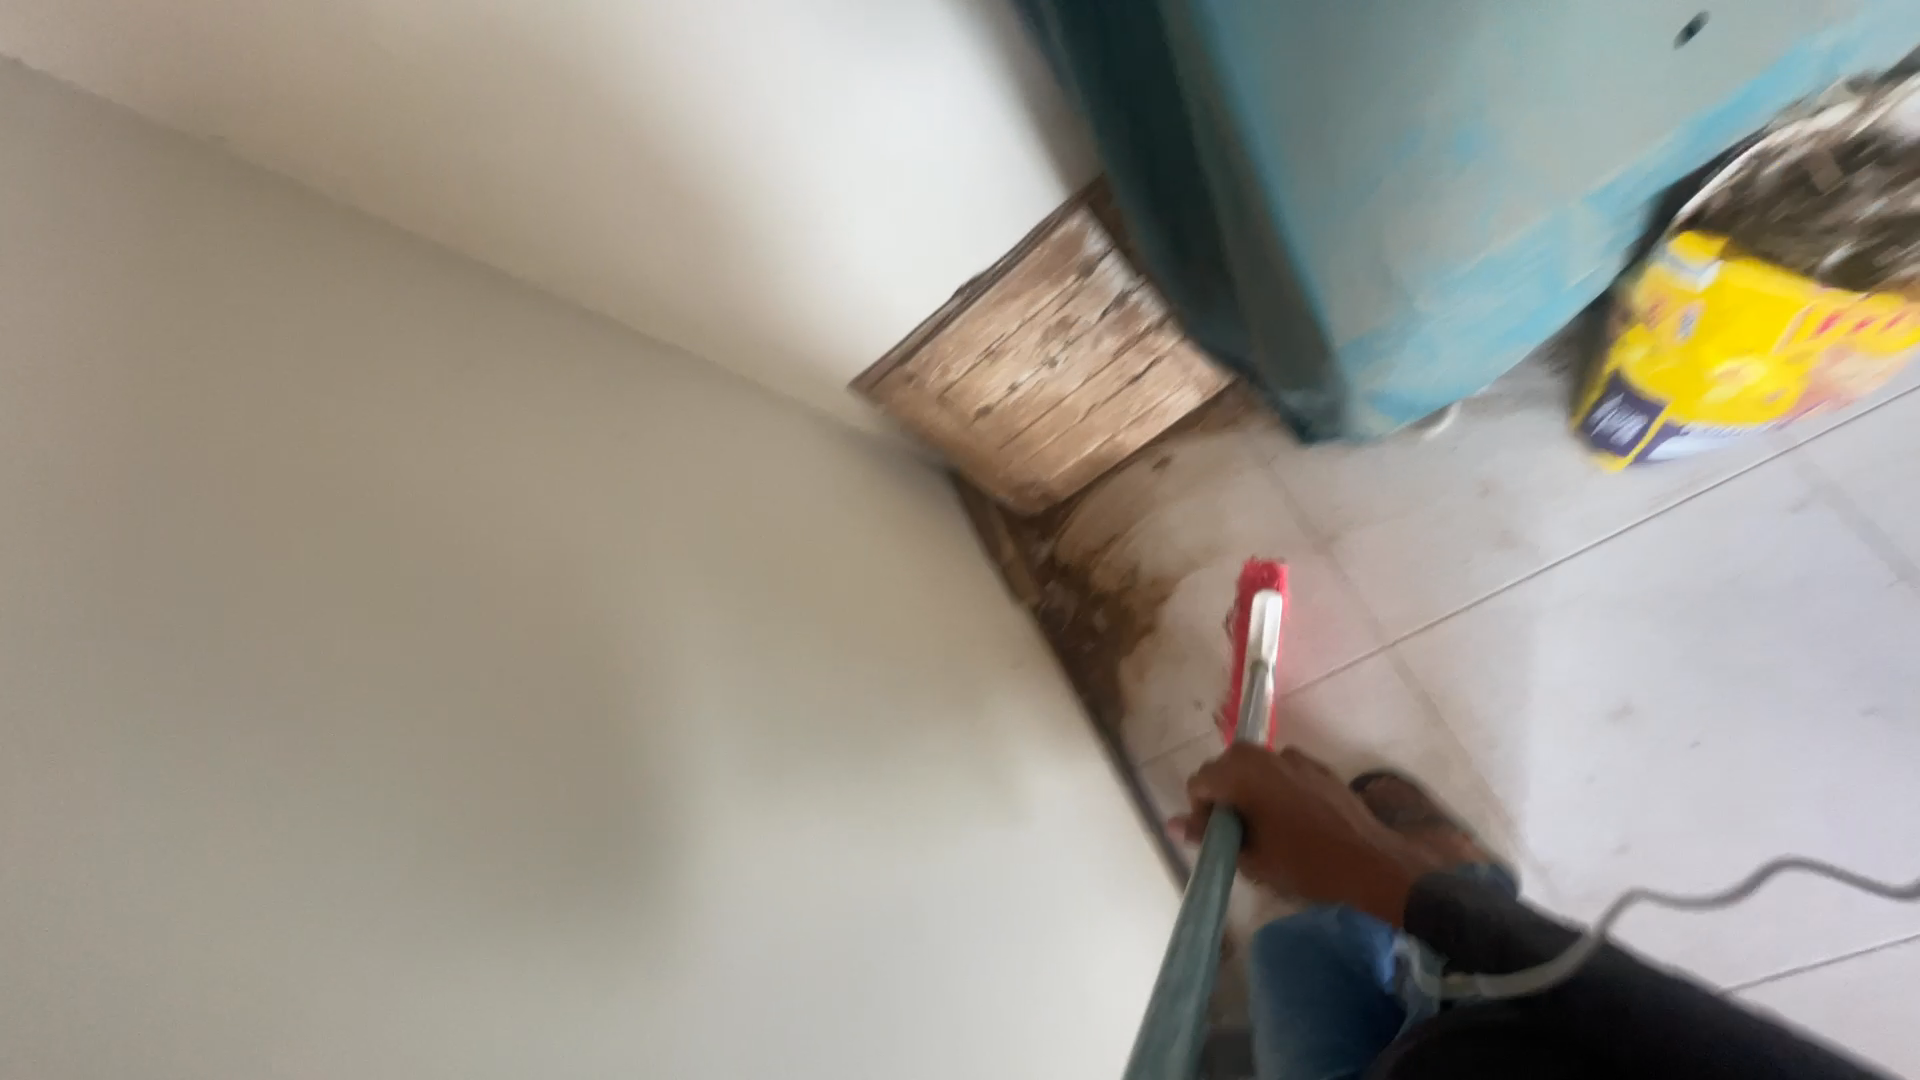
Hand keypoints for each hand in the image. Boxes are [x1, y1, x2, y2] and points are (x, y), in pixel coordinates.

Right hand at [1175, 745, 1440, 925]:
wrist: (1375, 866)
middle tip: (1240, 836)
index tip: (1220, 840)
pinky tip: (1296, 824)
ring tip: (1268, 830)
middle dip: (1225, 799)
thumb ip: (1207, 835)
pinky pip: (1282, 774)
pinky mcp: (1317, 767)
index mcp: (1239, 772)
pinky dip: (1278, 791)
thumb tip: (1171, 823)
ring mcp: (1292, 757)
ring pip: (1254, 771)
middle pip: (1224, 770)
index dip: (1202, 813)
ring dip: (1251, 793)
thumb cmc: (1305, 865)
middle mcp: (1262, 754)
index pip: (1199, 782)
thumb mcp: (1250, 858)